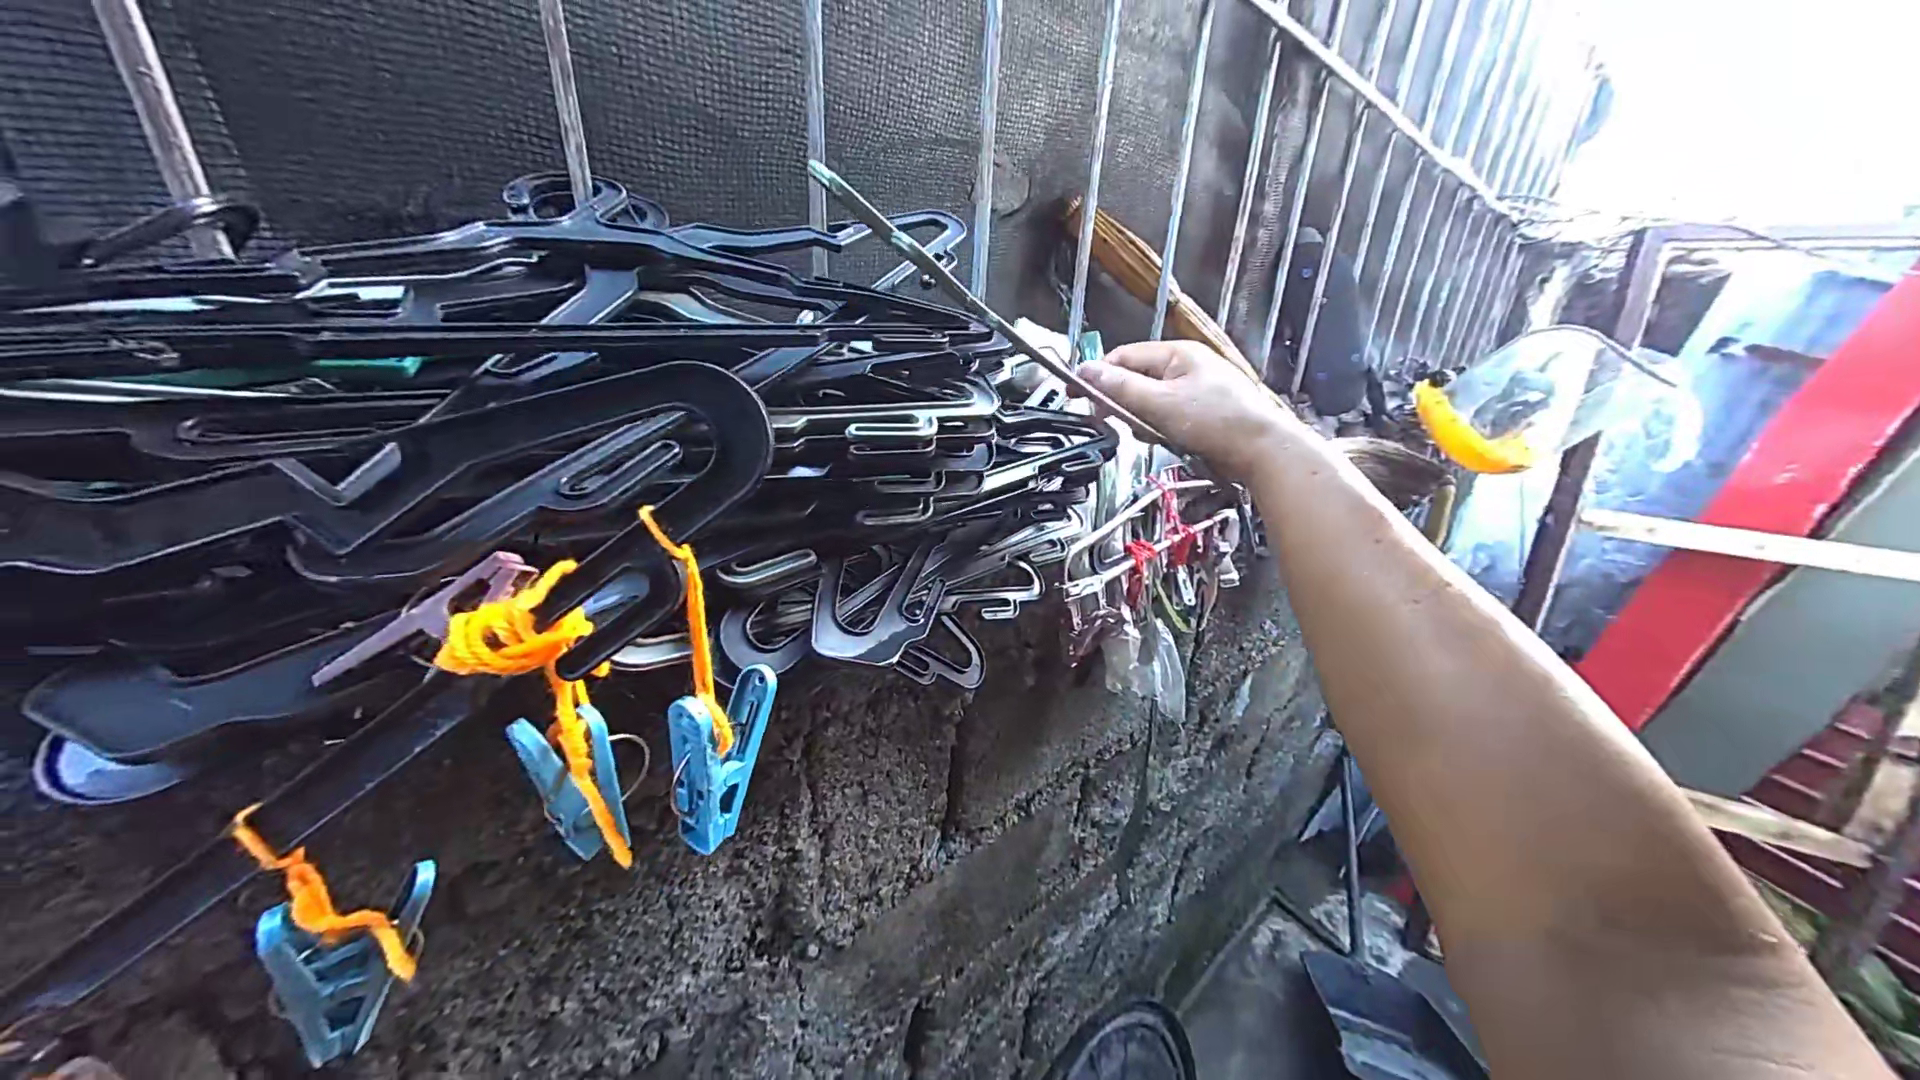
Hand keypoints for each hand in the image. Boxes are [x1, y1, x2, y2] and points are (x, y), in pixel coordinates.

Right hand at [1077, 340, 1310, 480]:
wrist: (1263, 452)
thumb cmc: (1218, 423)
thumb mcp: (1160, 404)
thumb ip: (1120, 388)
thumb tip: (1086, 370)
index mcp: (1177, 354)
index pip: (1123, 358)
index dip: (1097, 376)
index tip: (1077, 394)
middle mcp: (1187, 367)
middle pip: (1136, 380)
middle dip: (1123, 403)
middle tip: (1112, 421)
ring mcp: (1196, 390)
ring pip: (1150, 402)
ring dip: (1143, 420)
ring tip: (1155, 434)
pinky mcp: (1202, 413)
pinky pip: (1167, 416)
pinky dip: (1161, 429)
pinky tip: (1170, 440)